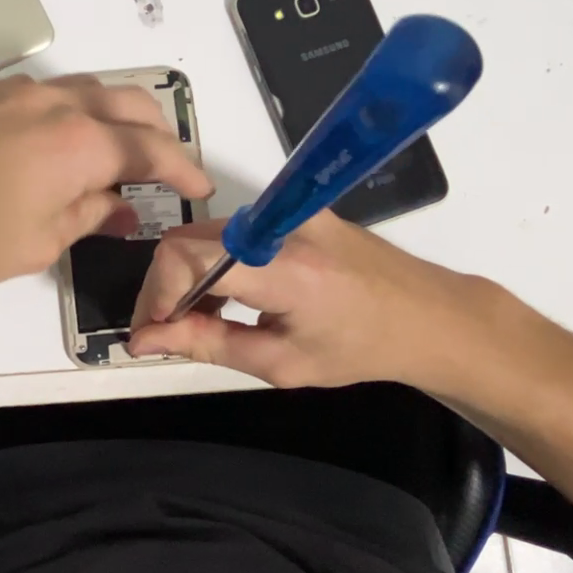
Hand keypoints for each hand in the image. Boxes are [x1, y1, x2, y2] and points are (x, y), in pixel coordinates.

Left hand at [0, 74, 214, 289]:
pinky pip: (54, 94)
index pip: (152, 151)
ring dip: (119, 118)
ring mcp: (19, 93)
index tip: (200, 188)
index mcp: (81, 142)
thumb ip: (91, 216)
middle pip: (130, 106)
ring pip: (92, 91)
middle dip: (159, 136)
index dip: (183, 171)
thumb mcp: (40, 243)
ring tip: (122, 155)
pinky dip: (79, 113)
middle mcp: (58, 103)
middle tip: (166, 171)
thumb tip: (122, 206)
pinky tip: (68, 143)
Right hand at [126, 212, 499, 391]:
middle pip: (186, 242)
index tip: (151, 332)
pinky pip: (228, 232)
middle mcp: (280, 225)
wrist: (428, 314)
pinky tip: (222, 299)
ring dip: (186, 278)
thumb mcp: (281, 363)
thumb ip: (207, 344)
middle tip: (165, 333)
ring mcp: (285, 211)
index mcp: (284, 268)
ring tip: (195, 322)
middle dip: (163, 289)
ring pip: (203, 235)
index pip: (188, 257)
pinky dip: (211, 265)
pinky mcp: (290, 209)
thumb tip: (144, 339)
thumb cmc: (361, 349)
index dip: (156, 293)